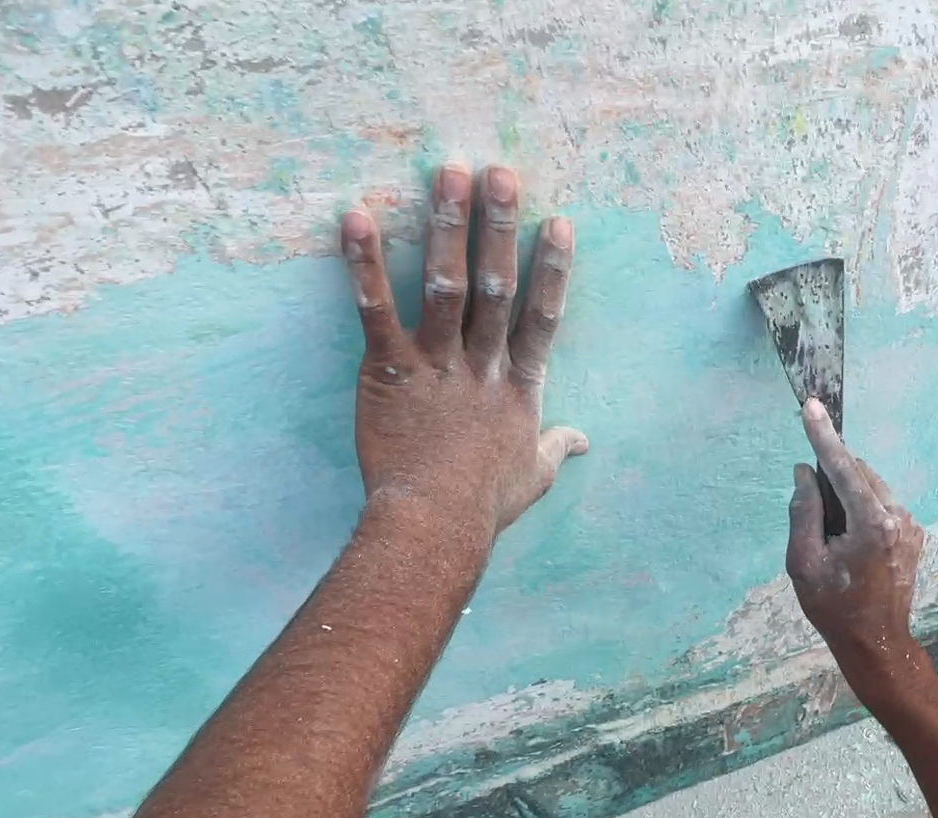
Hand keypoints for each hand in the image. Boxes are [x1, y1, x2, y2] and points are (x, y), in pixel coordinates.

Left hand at [341, 162, 586, 533]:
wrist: (437, 524)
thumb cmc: (487, 502)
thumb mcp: (536, 475)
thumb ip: (558, 447)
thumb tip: (583, 440)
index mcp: (519, 387)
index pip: (542, 318)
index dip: (551, 270)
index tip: (558, 224)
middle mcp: (483, 366)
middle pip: (497, 287)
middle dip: (500, 228)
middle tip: (501, 174)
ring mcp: (437, 366)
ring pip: (446, 287)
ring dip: (446, 227)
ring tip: (446, 173)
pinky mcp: (389, 372)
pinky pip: (376, 313)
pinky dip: (364, 266)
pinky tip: (355, 218)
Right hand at [786, 399, 927, 690]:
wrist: (876, 641)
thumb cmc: (833, 606)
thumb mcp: (803, 561)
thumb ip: (804, 510)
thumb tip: (805, 472)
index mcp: (872, 523)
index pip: (843, 467)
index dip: (823, 436)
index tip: (812, 406)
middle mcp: (898, 516)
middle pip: (859, 474)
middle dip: (831, 478)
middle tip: (811, 509)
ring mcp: (911, 525)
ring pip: (871, 488)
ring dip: (847, 495)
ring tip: (831, 535)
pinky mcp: (914, 535)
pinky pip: (882, 505)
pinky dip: (861, 508)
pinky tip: (849, 540)